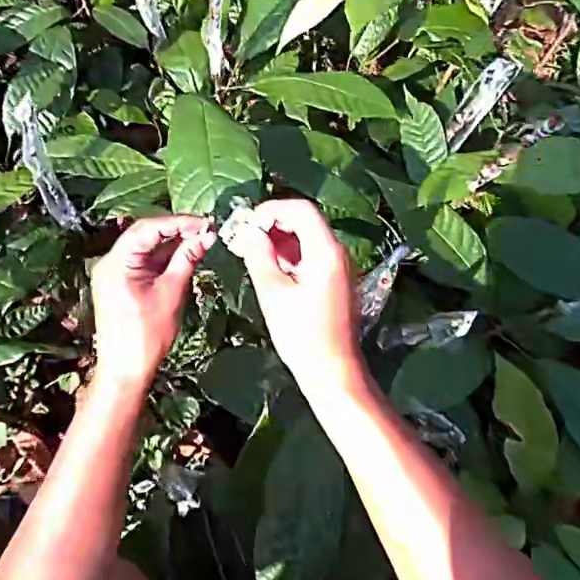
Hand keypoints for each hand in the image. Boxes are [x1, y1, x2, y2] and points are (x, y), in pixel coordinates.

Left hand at [89, 215, 214, 386]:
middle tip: (206, 229)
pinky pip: (143, 263)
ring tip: (201, 241)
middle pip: (145, 235)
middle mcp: (110, 262)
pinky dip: (163, 260)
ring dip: (172, 245)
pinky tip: (185, 256)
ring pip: (145, 249)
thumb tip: (205, 237)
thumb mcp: (171, 293)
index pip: (148, 228)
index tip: (204, 223)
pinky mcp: (120, 283)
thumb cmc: (146, 335)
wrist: (125, 370)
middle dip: (176, 231)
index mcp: (116, 262)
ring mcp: (113, 273)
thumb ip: (187, 259)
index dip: (178, 223)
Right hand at [225, 199, 366, 397]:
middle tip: (242, 235)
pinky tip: (266, 265)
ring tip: (248, 250)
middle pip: (304, 220)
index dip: (270, 209)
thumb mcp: (272, 292)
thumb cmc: (301, 334)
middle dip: (271, 222)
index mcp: (325, 252)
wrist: (331, 370)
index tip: (246, 222)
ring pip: (305, 236)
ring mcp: (337, 266)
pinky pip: (309, 254)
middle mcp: (337, 253)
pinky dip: (287, 253)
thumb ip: (258, 255)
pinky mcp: (333, 279)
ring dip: (277, 238)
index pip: (300, 209)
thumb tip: (247, 230)